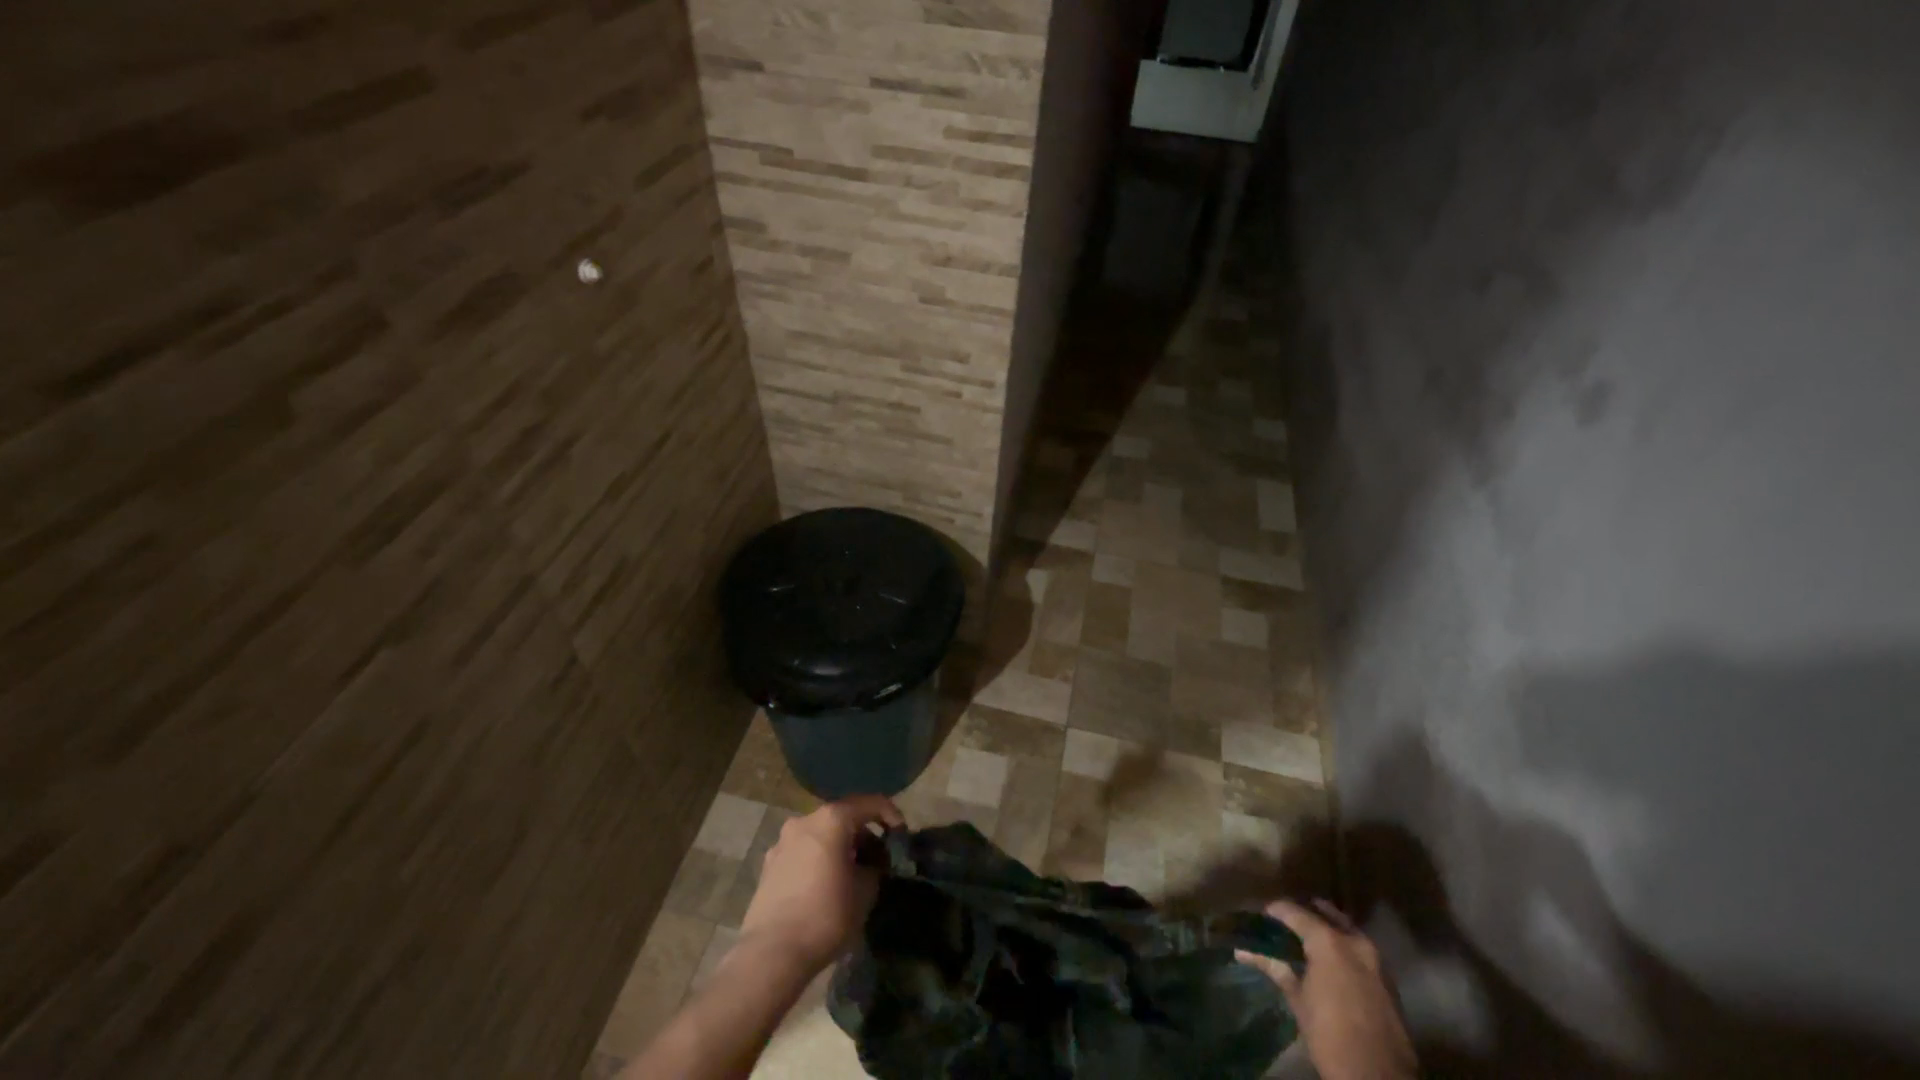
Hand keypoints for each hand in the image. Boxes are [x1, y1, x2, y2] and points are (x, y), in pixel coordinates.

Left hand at [738, 795, 904, 971]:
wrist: (773, 952)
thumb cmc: (827, 915)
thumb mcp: (866, 891)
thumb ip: (874, 868)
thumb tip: (869, 865)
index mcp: (830, 820)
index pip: (869, 804)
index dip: (890, 815)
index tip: (901, 835)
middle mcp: (803, 822)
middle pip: (841, 818)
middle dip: (863, 834)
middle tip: (878, 859)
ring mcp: (781, 843)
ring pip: (820, 835)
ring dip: (839, 847)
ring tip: (852, 874)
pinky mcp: (768, 865)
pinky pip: (803, 852)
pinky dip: (819, 859)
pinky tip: (826, 885)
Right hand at [1237, 899, 1417, 1079]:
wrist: (1378, 1076)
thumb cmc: (1330, 1036)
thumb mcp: (1298, 1001)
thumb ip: (1276, 969)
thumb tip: (1244, 952)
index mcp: (1330, 943)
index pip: (1296, 912)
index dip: (1276, 911)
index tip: (1261, 915)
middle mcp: (1355, 942)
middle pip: (1325, 913)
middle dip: (1303, 915)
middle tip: (1282, 926)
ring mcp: (1376, 958)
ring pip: (1345, 929)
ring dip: (1324, 929)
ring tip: (1302, 943)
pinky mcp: (1387, 977)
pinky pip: (1358, 948)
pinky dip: (1341, 946)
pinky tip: (1326, 962)